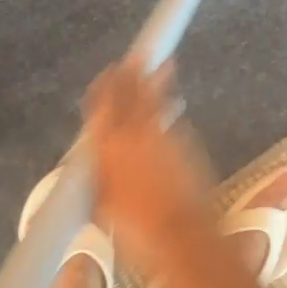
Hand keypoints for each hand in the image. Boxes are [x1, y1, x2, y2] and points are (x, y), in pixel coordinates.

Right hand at [81, 59, 213, 273]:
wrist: (183, 230)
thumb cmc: (136, 226)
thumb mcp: (104, 207)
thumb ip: (101, 178)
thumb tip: (99, 165)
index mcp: (111, 146)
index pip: (105, 107)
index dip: (104, 88)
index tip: (106, 73)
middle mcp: (137, 133)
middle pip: (132, 94)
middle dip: (130, 74)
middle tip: (131, 56)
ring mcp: (165, 132)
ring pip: (156, 99)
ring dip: (156, 80)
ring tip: (161, 63)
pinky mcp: (187, 139)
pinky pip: (172, 115)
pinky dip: (169, 105)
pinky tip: (172, 102)